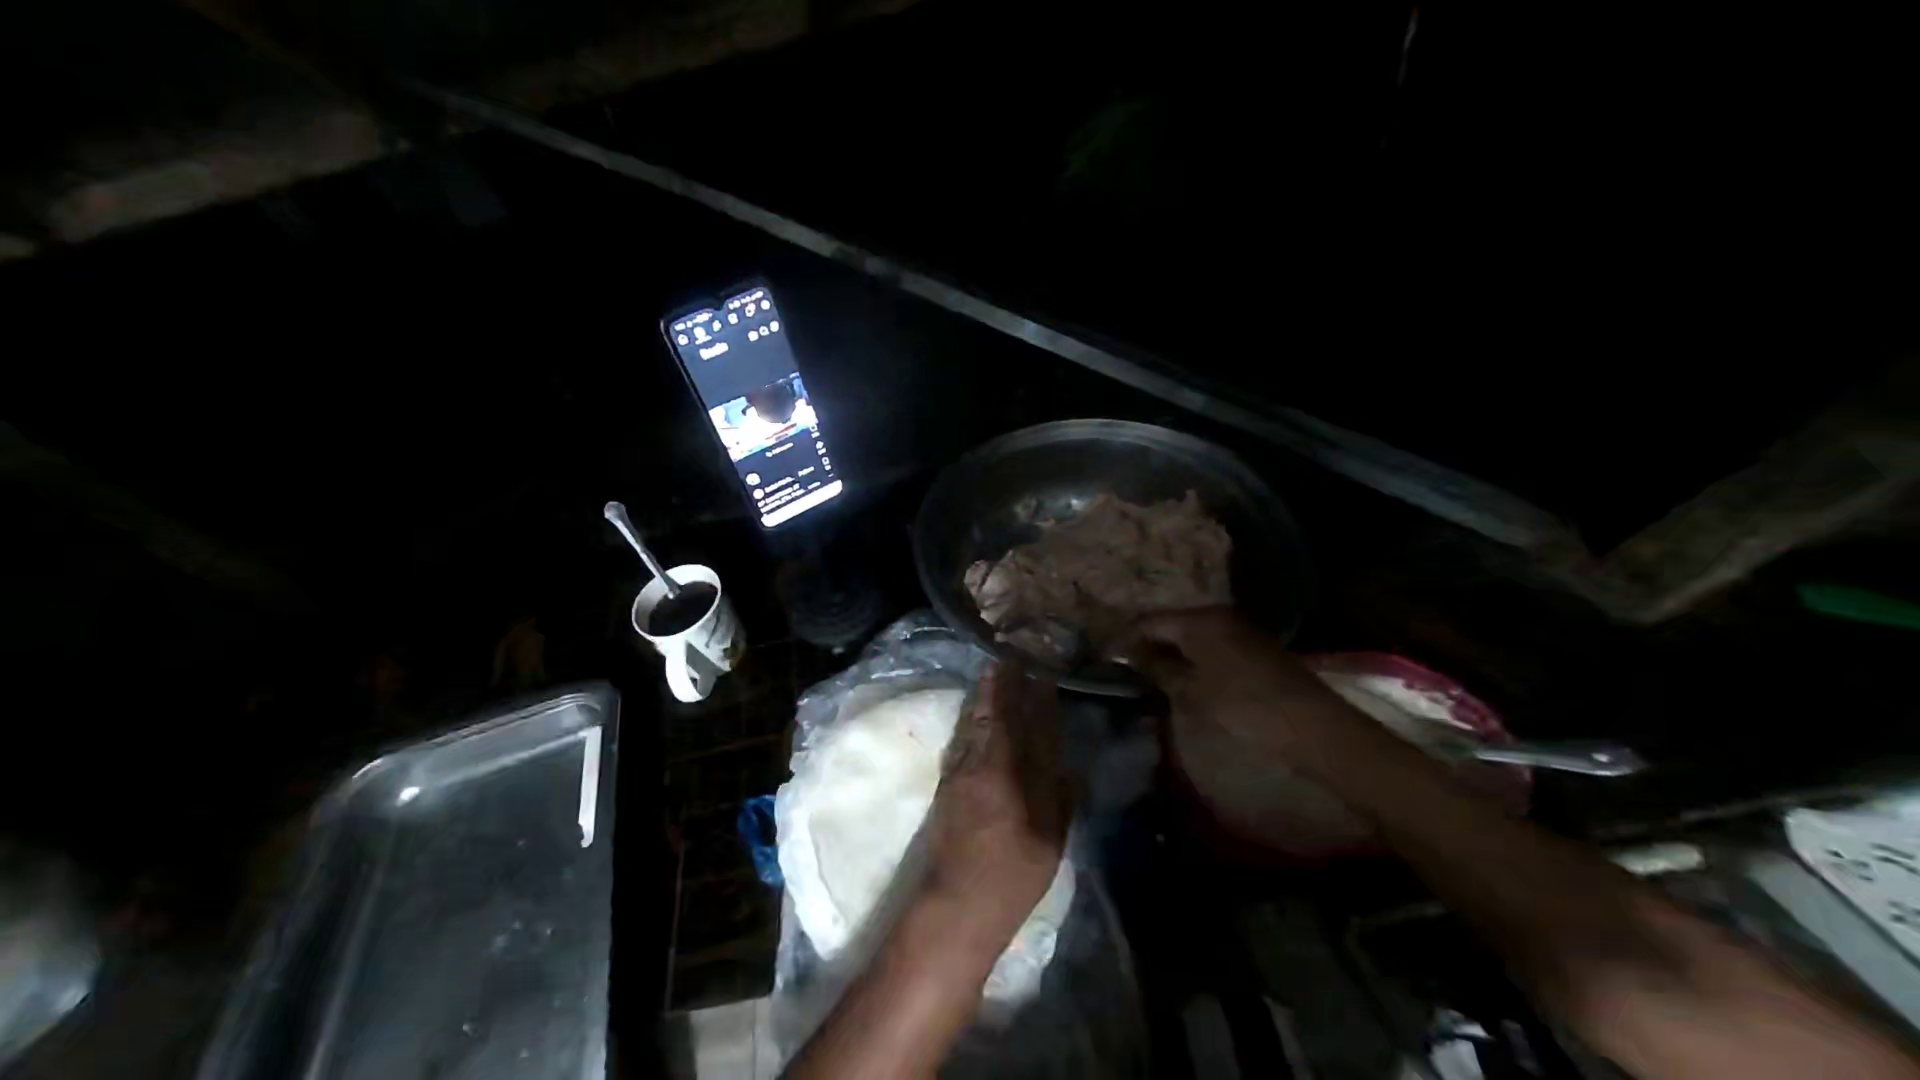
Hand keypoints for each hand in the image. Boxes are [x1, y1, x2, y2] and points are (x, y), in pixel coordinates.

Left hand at [921, 661, 1069, 942]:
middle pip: (1000, 714)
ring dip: (986, 693)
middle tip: (1010, 654)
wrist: (957, 901)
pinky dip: (972, 716)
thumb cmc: (1013, 876)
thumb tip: (1068, 765)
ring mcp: (965, 770)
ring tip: (993, 668)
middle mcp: (991, 764)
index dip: (1038, 697)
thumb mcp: (1052, 840)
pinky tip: (976, 708)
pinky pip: (964, 736)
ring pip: (978, 721)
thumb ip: (1061, 798)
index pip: (1033, 725)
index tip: (1042, 671)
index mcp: (1021, 776)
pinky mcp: (948, 781)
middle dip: (1005, 683)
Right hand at [1115, 607, 1354, 758]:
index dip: (1124, 639)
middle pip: (1172, 624)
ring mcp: (1240, 629)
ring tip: (1149, 674)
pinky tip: (1183, 676)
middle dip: (1147, 643)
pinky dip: (1193, 657)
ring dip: (1171, 651)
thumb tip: (1133, 653)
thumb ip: (1158, 668)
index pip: (1149, 621)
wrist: (1314, 727)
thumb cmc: (1244, 706)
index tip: (1105, 658)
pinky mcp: (1255, 647)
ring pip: (1193, 635)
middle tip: (1125, 667)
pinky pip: (1212, 644)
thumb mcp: (1191, 691)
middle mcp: (1219, 615)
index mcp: (1199, 620)